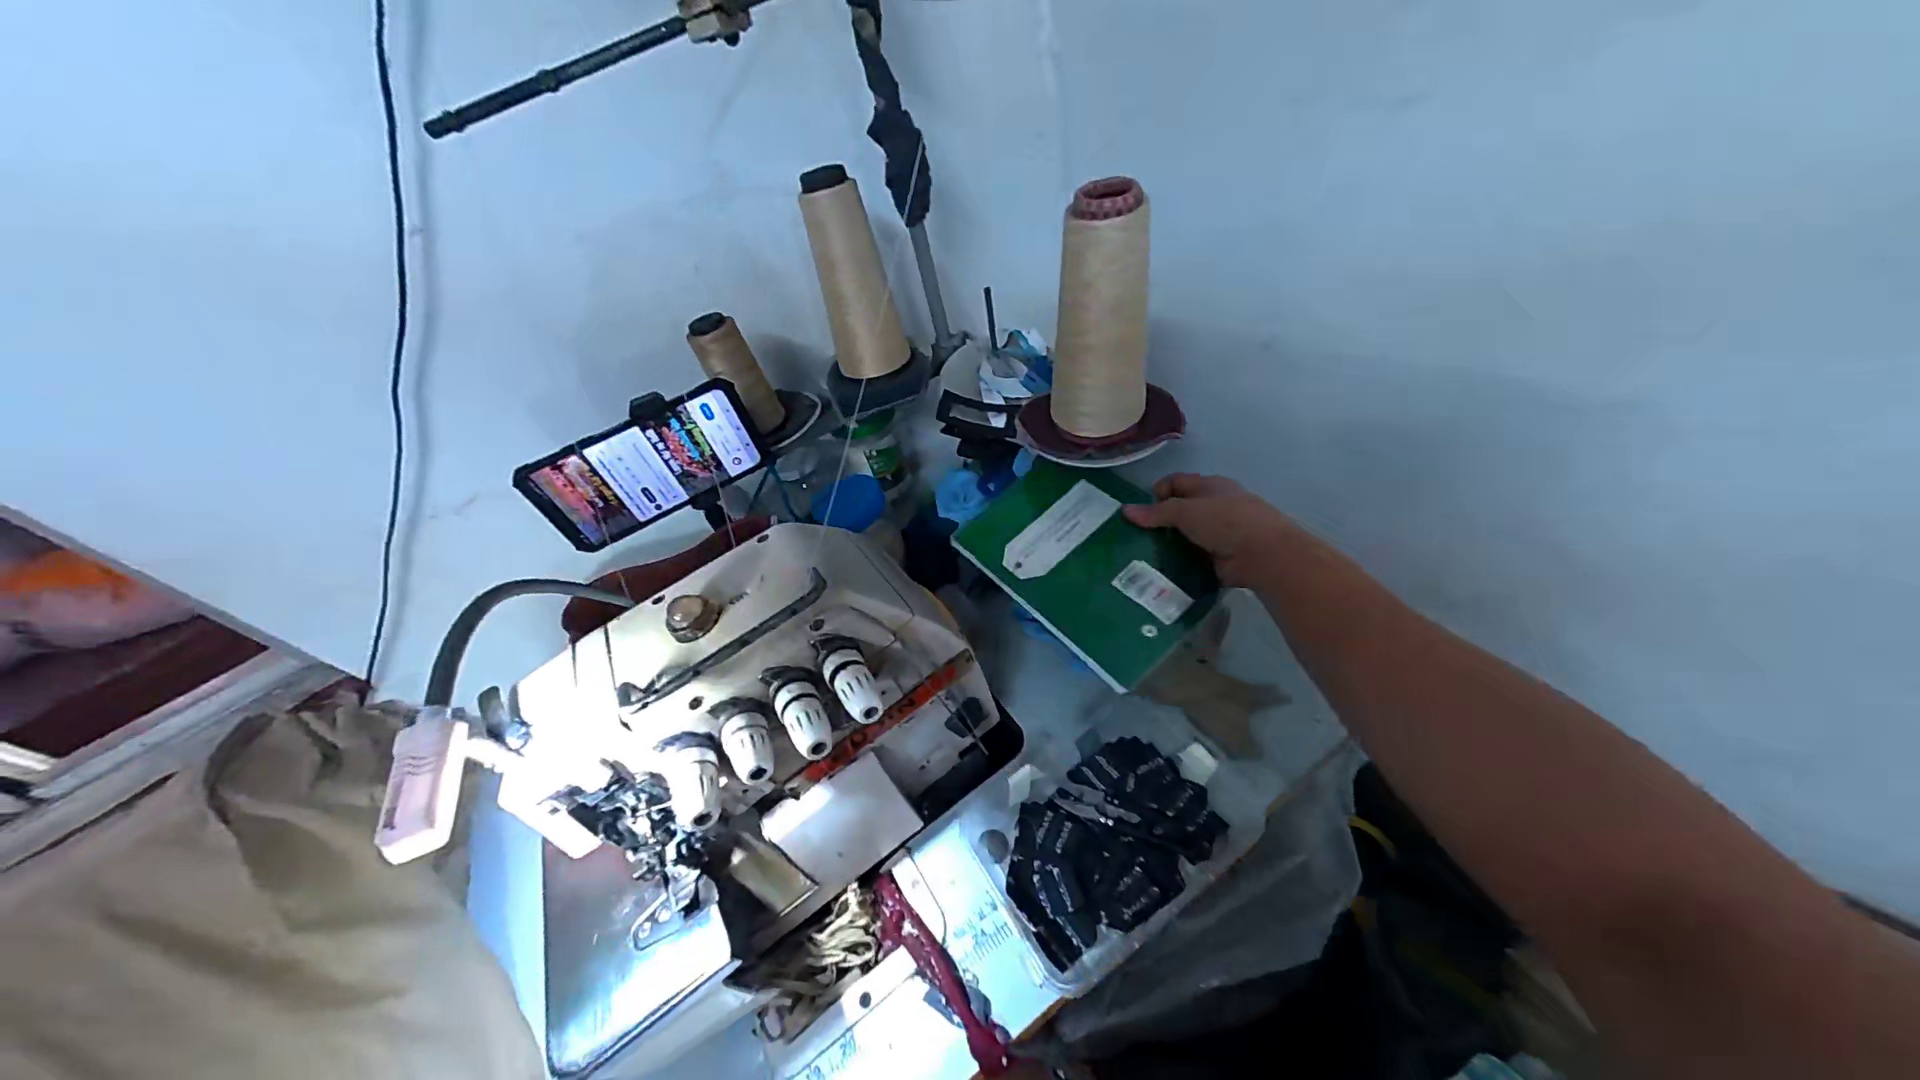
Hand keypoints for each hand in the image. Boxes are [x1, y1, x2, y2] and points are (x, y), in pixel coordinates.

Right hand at [1122, 474, 1296, 587]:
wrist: (1263, 554)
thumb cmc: (1225, 521)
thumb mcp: (1185, 511)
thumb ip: (1155, 513)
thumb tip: (1125, 511)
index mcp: (1209, 487)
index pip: (1176, 483)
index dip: (1157, 493)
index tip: (1141, 512)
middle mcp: (1214, 508)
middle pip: (1180, 512)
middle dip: (1159, 523)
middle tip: (1137, 538)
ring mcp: (1218, 535)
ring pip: (1185, 538)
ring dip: (1168, 547)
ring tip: (1144, 558)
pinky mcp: (1219, 559)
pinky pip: (1193, 560)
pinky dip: (1180, 565)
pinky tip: (1162, 574)